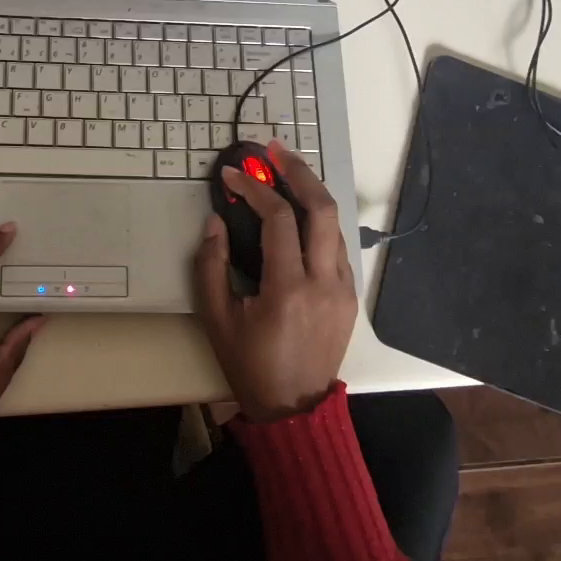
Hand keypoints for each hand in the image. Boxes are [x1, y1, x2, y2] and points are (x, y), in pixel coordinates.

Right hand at [194, 140, 357, 421]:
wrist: (295, 410)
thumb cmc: (249, 365)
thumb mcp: (216, 318)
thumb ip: (211, 265)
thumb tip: (216, 221)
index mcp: (289, 289)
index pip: (279, 219)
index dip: (255, 188)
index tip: (233, 175)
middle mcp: (325, 282)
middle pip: (322, 208)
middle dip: (299, 171)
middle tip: (275, 150)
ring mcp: (343, 288)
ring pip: (335, 223)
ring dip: (312, 192)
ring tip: (287, 172)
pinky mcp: (349, 296)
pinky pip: (337, 245)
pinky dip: (319, 220)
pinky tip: (301, 211)